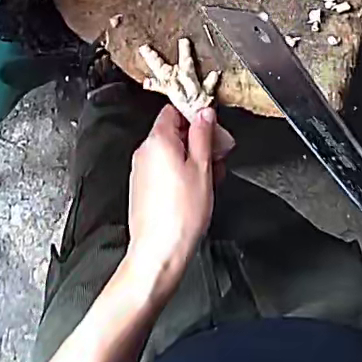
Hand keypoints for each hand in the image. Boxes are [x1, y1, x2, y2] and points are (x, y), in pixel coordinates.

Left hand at [124, 106, 232, 288]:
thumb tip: (204, 112)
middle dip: (199, 138)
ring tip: (211, 175)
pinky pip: (165, 167)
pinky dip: (182, 170)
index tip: (213, 125)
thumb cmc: (180, 214)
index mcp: (158, 141)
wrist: (159, 252)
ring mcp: (142, 170)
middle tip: (219, 153)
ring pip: (172, 150)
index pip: (175, 109)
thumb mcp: (202, 167)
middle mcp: (145, 152)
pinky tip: (198, 187)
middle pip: (175, 129)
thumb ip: (203, 134)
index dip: (196, 113)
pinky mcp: (143, 187)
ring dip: (194, 156)